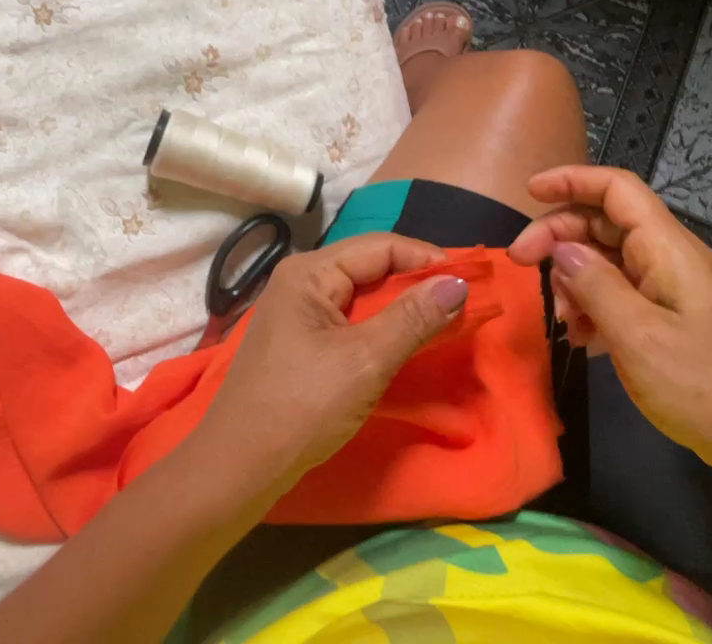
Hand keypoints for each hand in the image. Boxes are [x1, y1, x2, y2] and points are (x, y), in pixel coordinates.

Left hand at [199, 233, 469, 488]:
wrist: (241, 466)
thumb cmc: (303, 406)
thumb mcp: (365, 360)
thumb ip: (413, 318)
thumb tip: (458, 283)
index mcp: (309, 273)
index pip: (380, 246)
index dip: (426, 259)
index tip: (469, 281)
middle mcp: (301, 281)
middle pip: (370, 266)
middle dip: (417, 281)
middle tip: (462, 301)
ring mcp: (299, 311)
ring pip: (363, 294)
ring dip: (402, 305)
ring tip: (443, 319)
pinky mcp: (302, 340)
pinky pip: (351, 319)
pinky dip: (382, 326)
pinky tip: (405, 340)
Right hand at [509, 166, 711, 484]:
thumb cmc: (703, 386)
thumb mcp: (638, 337)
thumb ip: (595, 285)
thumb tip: (561, 248)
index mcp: (668, 248)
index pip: (617, 189)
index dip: (572, 179)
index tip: (529, 191)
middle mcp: (671, 257)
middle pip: (606, 222)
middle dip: (560, 236)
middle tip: (521, 264)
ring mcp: (674, 288)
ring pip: (610, 259)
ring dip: (575, 277)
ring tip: (560, 318)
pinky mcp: (674, 317)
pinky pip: (623, 292)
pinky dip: (594, 304)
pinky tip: (582, 337)